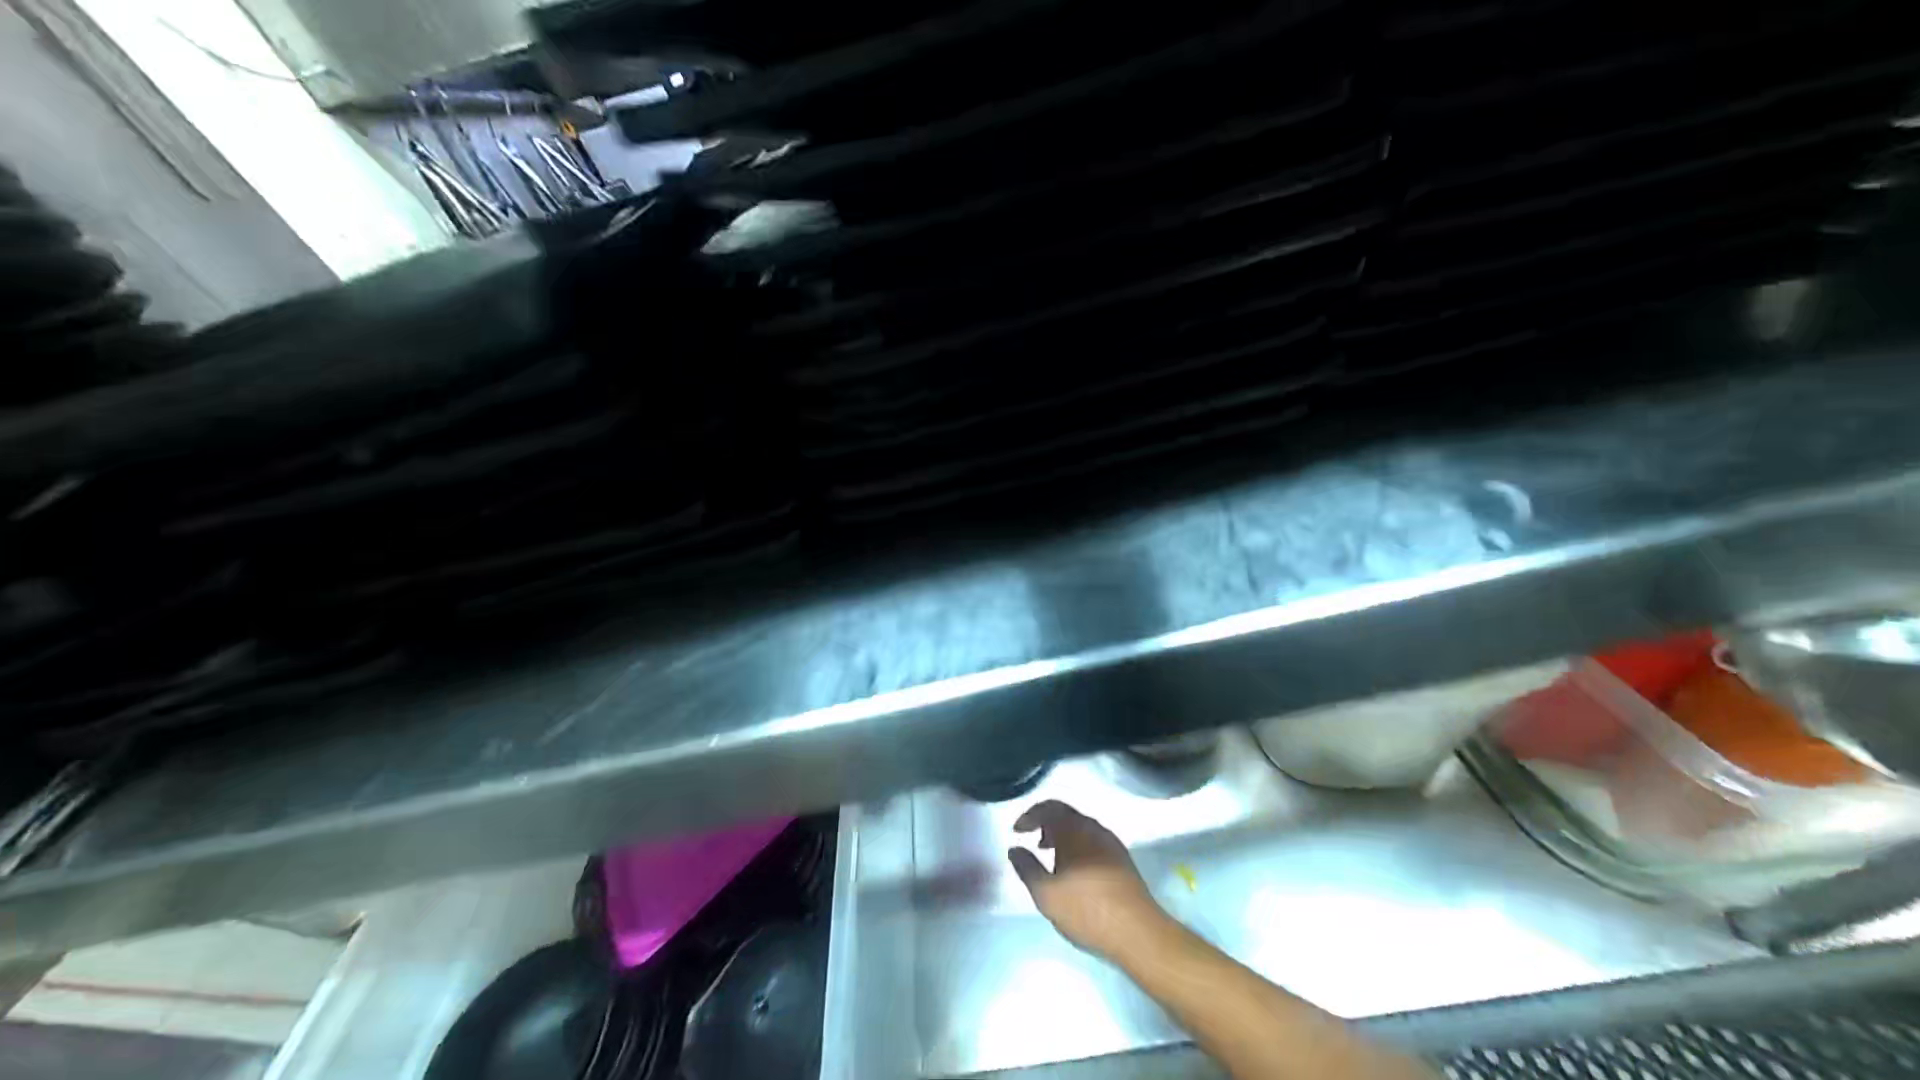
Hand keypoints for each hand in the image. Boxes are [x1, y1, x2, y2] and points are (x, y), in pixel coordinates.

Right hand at [1008, 799, 1167, 959]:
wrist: (1138, 932)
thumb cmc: (1087, 910)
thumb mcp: (1046, 894)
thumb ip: (1027, 868)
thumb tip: (1014, 849)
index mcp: (1074, 829)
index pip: (1049, 807)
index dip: (1029, 815)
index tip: (1017, 832)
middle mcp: (1094, 828)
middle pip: (1066, 815)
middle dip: (1046, 825)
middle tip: (1033, 843)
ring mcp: (1111, 843)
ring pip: (1081, 828)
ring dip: (1063, 836)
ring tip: (1052, 860)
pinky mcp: (1122, 859)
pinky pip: (1093, 841)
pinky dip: (1078, 846)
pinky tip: (1075, 872)